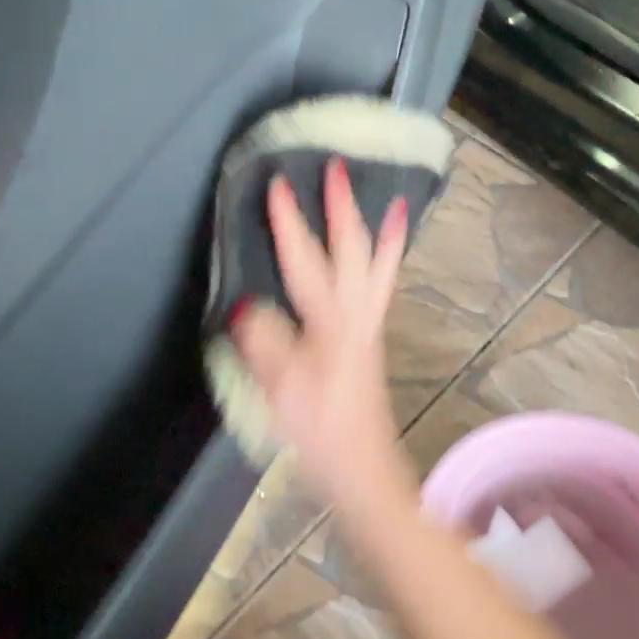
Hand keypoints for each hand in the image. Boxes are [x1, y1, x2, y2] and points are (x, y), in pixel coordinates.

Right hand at [231, 158, 416, 508]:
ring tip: (391, 201)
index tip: (279, 183)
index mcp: (333, 323)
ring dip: (379, 230)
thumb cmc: (323, 433)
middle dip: (344, 207)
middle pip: (355, 250)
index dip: (290, 222)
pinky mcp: (369, 341)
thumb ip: (264, 343)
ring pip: (379, 265)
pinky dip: (385, 259)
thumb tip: (246, 306)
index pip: (306, 260)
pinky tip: (379, 256)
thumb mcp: (283, 390)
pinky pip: (380, 284)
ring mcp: (368, 327)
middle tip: (339, 168)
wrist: (364, 469)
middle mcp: (356, 316)